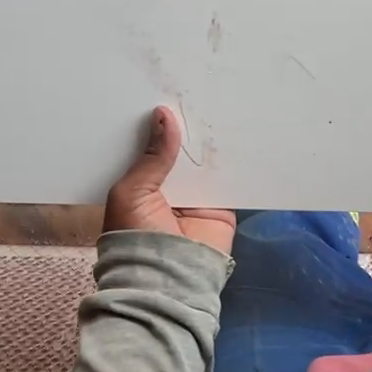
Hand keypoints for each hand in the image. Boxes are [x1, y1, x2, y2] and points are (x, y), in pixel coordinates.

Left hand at [103, 106, 235, 255]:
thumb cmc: (137, 236)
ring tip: (220, 105)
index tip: (167, 96)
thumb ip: (152, 156)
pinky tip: (239, 134)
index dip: (159, 127)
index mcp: (141, 187)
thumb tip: (163, 115)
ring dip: (212, 143)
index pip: (152, 150)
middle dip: (188, 130)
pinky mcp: (222, 207)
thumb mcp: (133, 192)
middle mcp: (170, 190)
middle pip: (181, 154)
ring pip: (206, 164)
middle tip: (196, 94)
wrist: (168, 277)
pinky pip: (230, 180)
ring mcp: (197, 198)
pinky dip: (235, 162)